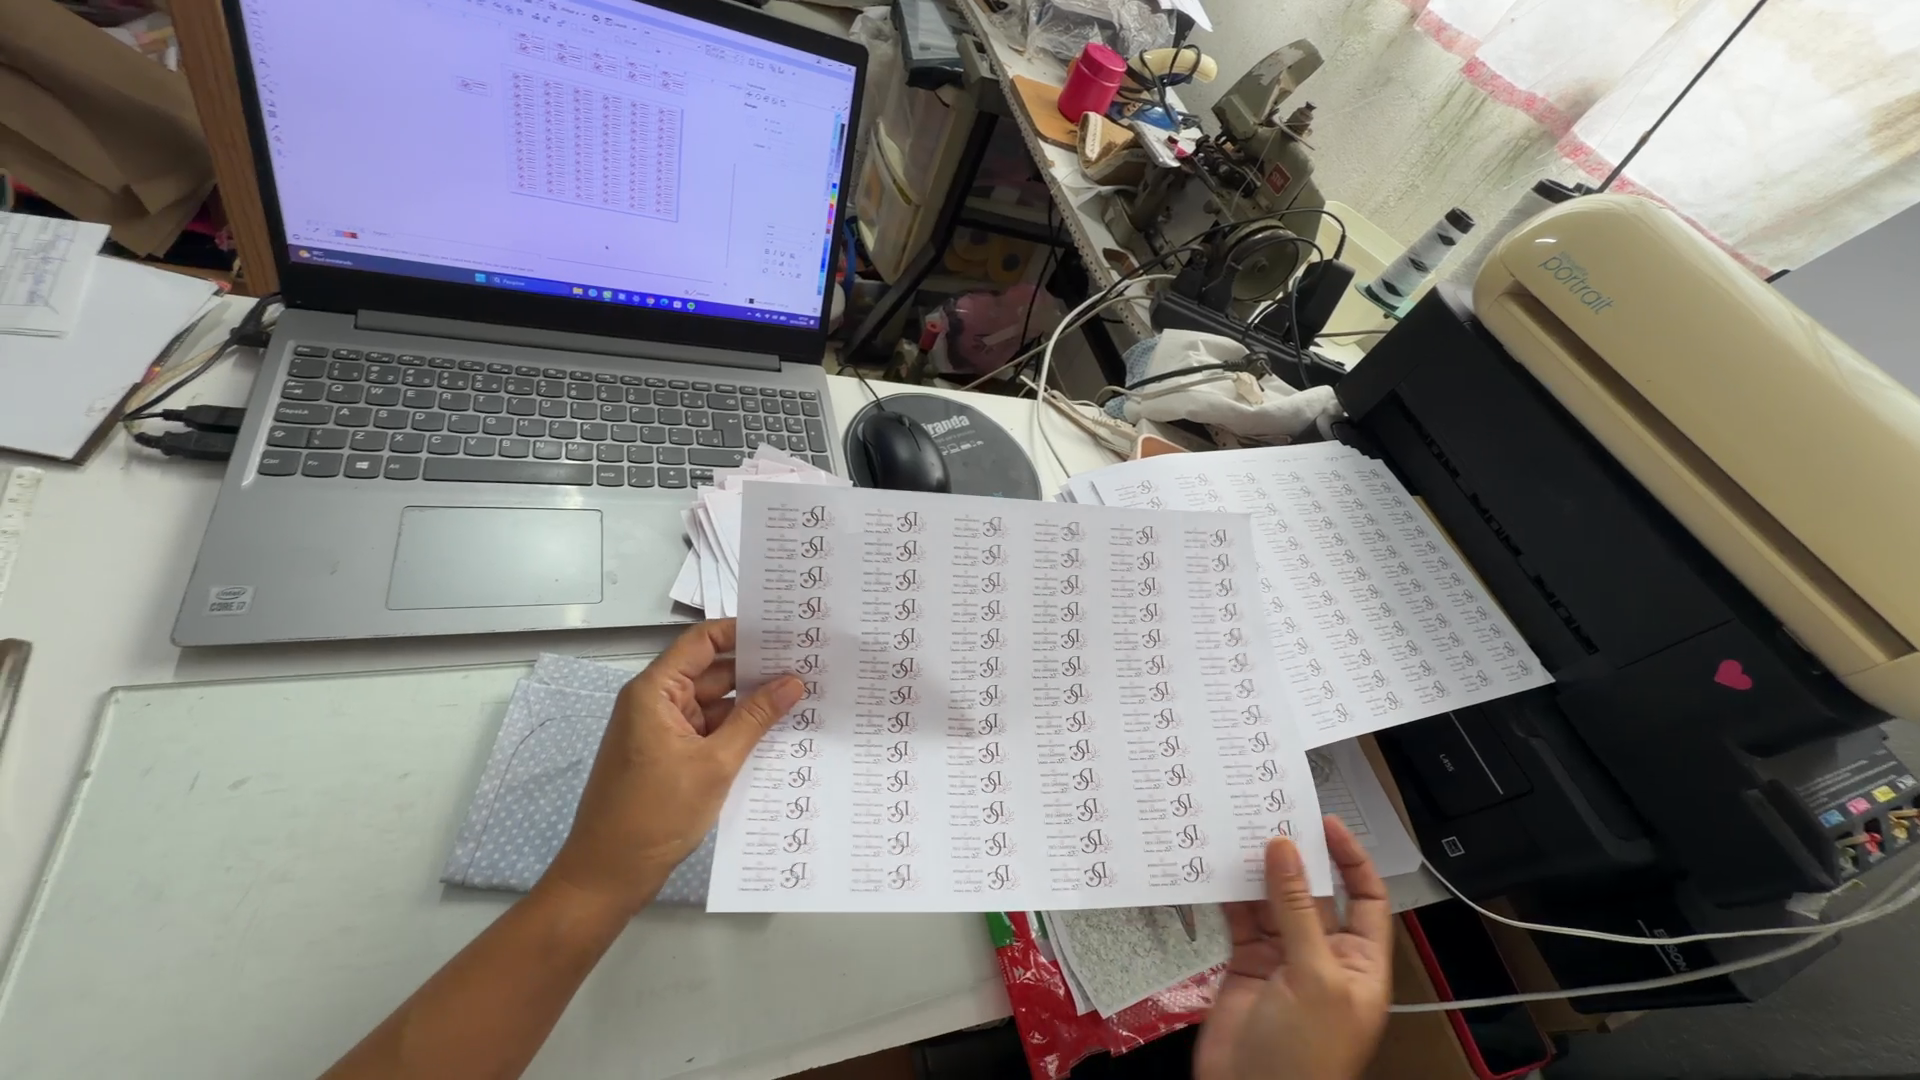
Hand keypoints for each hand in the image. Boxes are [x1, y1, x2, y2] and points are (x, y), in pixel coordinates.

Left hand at [540, 619, 803, 917]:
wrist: (607, 876)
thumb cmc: (655, 814)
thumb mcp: (715, 763)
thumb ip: (756, 718)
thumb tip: (793, 682)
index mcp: (655, 692)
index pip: (702, 642)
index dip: (741, 632)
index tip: (784, 632)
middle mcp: (656, 703)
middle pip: (711, 672)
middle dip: (755, 671)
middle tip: (806, 665)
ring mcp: (662, 731)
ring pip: (714, 704)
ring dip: (750, 704)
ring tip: (800, 696)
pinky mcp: (668, 756)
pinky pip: (708, 730)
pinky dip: (736, 730)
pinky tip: (774, 731)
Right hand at [1192, 817, 1393, 1079]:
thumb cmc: (1306, 1057)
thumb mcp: (1313, 976)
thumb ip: (1296, 910)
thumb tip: (1285, 850)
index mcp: (1358, 962)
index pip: (1365, 898)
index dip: (1350, 859)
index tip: (1325, 823)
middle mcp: (1323, 955)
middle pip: (1313, 892)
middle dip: (1295, 857)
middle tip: (1270, 817)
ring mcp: (1283, 958)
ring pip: (1272, 900)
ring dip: (1258, 871)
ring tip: (1240, 835)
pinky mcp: (1247, 961)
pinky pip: (1240, 916)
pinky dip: (1228, 893)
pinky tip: (1218, 871)